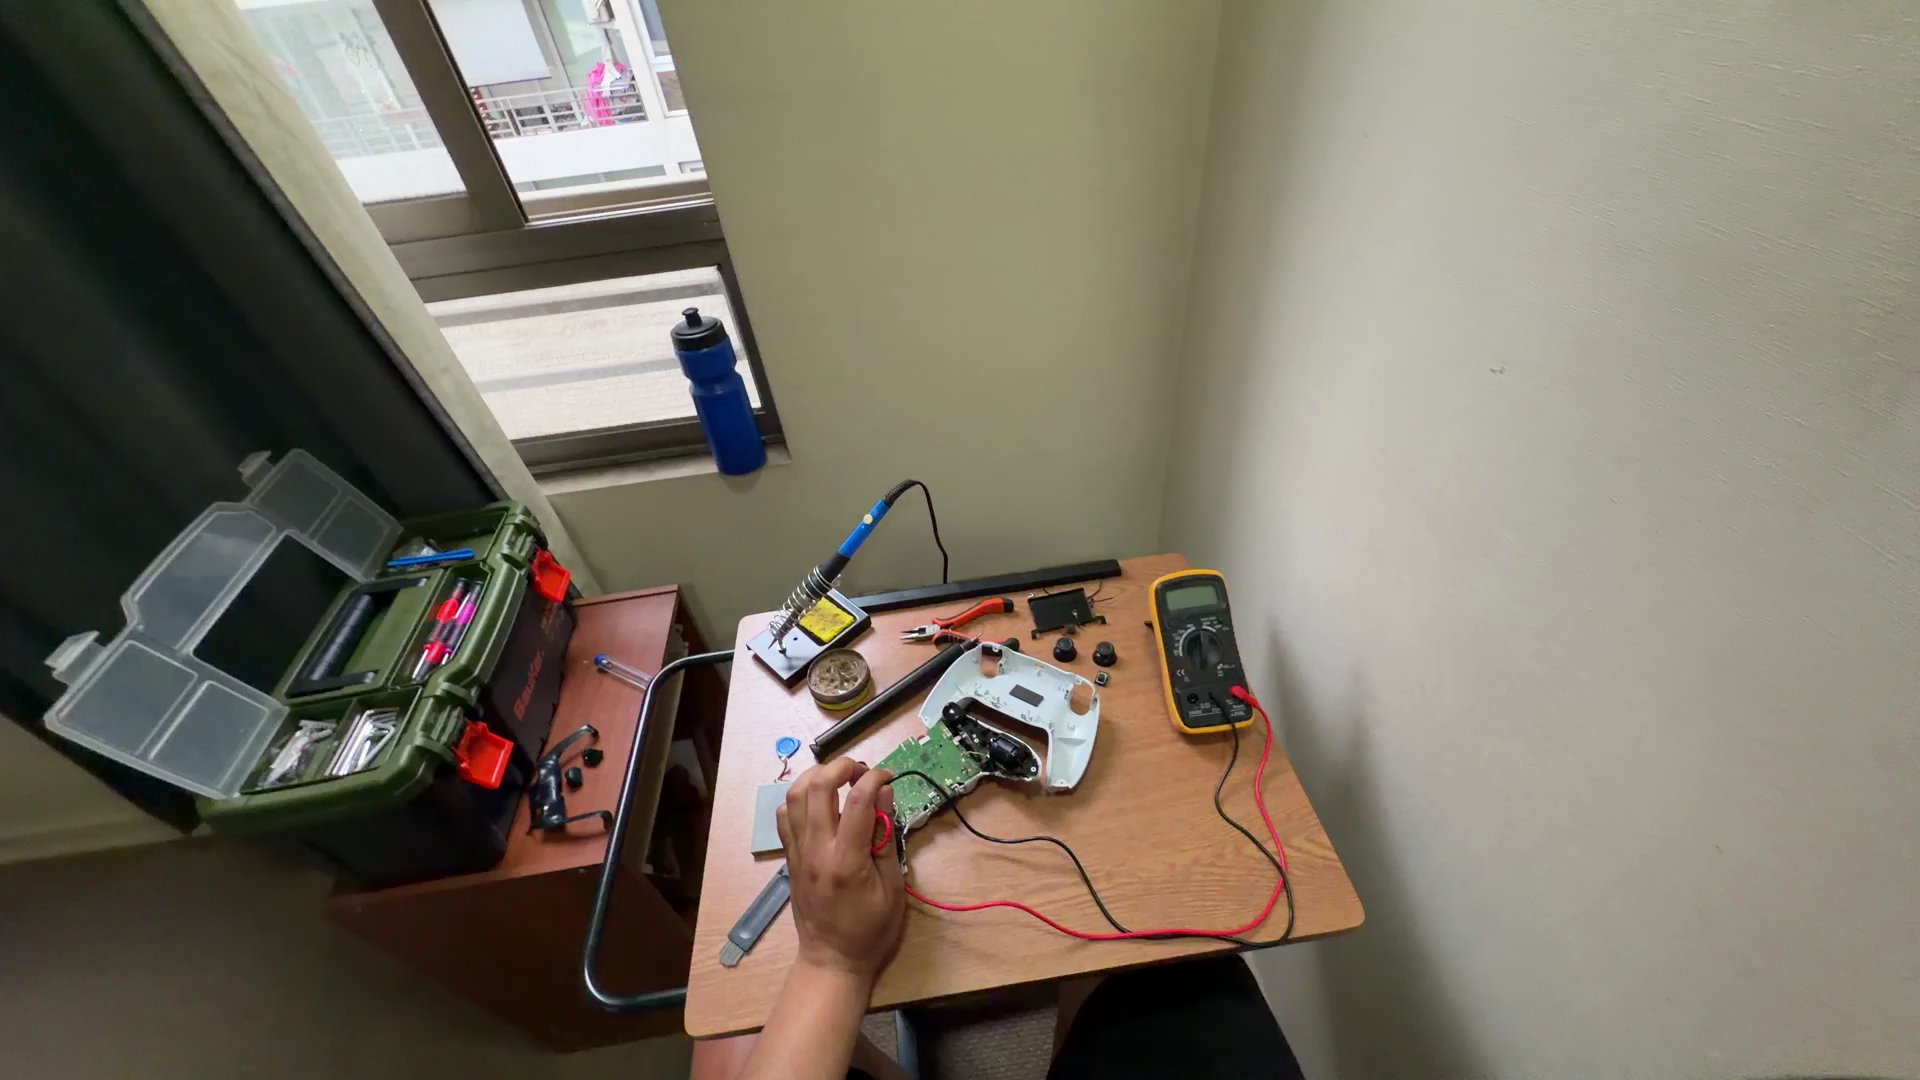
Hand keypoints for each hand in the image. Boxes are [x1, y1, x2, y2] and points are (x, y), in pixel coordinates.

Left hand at [775, 759, 905, 980]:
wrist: (831, 961)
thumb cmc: (870, 929)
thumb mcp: (893, 887)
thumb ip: (887, 837)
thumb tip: (884, 793)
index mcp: (846, 860)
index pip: (857, 800)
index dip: (875, 778)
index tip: (889, 776)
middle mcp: (816, 850)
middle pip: (817, 787)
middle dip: (841, 766)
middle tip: (862, 771)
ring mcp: (797, 852)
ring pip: (794, 795)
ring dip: (817, 776)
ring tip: (840, 779)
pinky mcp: (789, 857)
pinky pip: (784, 816)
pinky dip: (799, 798)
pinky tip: (819, 802)